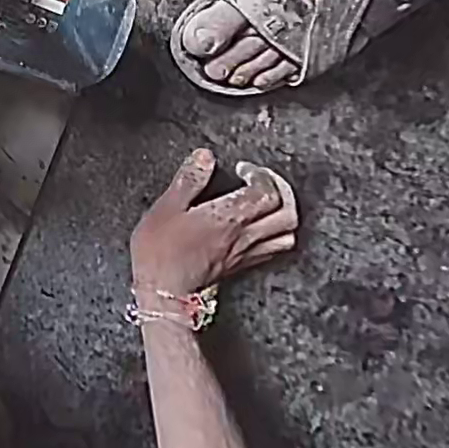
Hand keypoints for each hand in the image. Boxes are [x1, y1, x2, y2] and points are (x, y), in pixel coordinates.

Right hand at [130, 149, 298, 306]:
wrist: (164, 291)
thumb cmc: (161, 250)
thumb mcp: (166, 208)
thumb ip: (189, 180)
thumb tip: (204, 156)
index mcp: (228, 217)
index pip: (266, 191)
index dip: (260, 174)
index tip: (242, 168)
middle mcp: (245, 235)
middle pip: (287, 211)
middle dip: (281, 190)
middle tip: (263, 180)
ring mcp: (246, 253)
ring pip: (287, 233)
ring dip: (284, 213)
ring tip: (268, 202)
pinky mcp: (241, 265)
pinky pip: (274, 248)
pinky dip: (276, 233)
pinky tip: (260, 228)